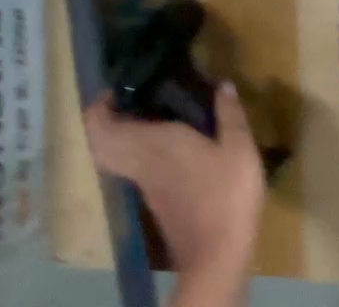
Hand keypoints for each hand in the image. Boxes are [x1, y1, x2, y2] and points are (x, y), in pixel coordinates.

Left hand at [84, 83, 264, 304]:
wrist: (217, 255)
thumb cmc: (227, 194)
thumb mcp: (239, 147)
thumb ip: (229, 113)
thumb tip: (222, 84)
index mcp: (155, 143)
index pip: (104, 127)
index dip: (99, 107)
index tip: (118, 89)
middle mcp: (141, 162)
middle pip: (100, 143)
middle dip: (103, 120)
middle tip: (129, 98)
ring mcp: (144, 184)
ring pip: (113, 157)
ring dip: (118, 136)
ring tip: (146, 115)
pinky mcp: (154, 199)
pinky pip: (131, 167)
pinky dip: (134, 151)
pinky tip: (164, 143)